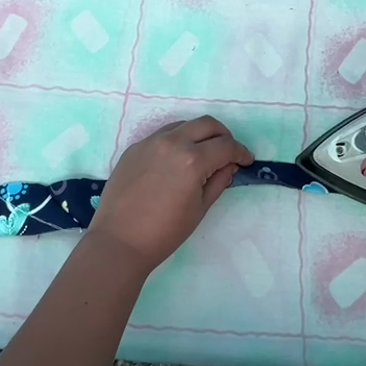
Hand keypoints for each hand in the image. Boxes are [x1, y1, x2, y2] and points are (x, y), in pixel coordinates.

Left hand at [85, 115, 253, 271]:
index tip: (246, 160)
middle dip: (223, 135)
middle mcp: (173, 142)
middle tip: (228, 152)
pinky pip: (162, 135)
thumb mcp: (200, 209)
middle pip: (207, 124)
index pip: (226, 146)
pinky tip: (176, 160)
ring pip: (184, 125)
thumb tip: (228, 165)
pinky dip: (177, 140)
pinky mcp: (135, 147)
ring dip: (199, 134)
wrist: (119, 241)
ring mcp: (151, 141)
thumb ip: (218, 181)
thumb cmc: (164, 232)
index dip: (241, 152)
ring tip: (203, 153)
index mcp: (193, 160)